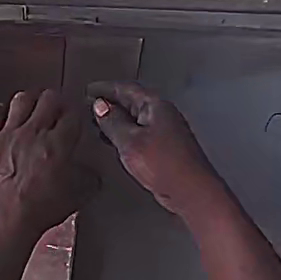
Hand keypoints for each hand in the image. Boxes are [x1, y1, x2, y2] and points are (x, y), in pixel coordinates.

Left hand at [0, 88, 96, 245]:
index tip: (75, 118)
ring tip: (35, 107)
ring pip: (22, 99)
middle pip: (49, 98)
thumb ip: (89, 179)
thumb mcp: (76, 196)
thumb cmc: (38, 211)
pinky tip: (8, 117)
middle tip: (57, 109)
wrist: (6, 223)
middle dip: (57, 101)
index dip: (76, 114)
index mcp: (57, 145)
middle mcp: (33, 134)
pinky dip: (3, 111)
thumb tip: (92, 173)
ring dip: (32, 100)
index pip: (72, 115)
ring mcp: (8, 135)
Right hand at [87, 81, 228, 217]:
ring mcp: (165, 131)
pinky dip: (124, 134)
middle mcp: (162, 114)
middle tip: (90, 105)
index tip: (89, 90)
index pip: (126, 88)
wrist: (191, 191)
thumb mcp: (130, 141)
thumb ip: (112, 122)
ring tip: (97, 123)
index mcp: (155, 106)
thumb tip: (100, 107)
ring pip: (135, 118)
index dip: (105, 88)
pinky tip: (115, 142)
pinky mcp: (164, 148)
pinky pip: (139, 133)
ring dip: (116, 119)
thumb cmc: (165, 165)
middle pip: (132, 101)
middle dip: (110, 102)